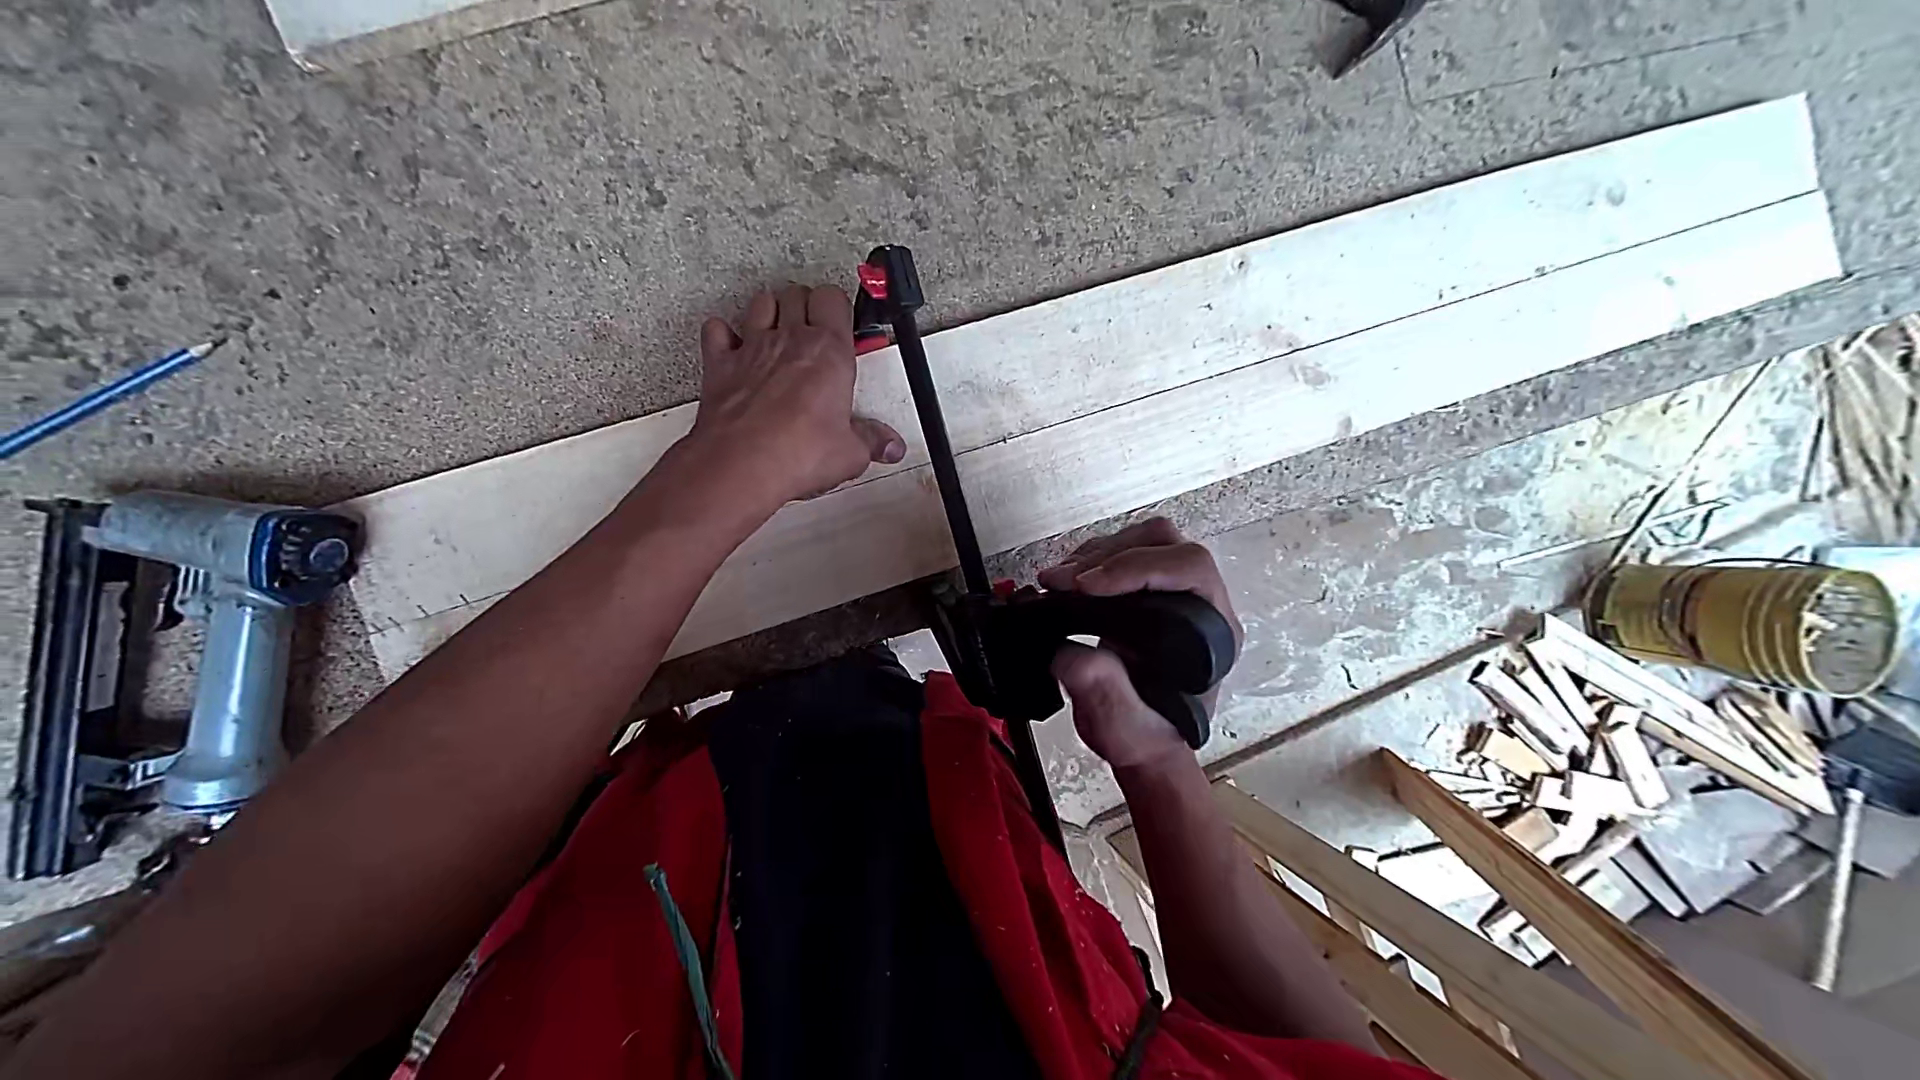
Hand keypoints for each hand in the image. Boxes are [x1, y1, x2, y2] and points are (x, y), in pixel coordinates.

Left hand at [686, 284, 904, 506]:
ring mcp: (752, 349)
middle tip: (816, 326)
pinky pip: (717, 331)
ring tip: (781, 327)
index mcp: (828, 352)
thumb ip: (872, 441)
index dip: (839, 308)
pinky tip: (734, 343)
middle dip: (808, 306)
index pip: (834, 300)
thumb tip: (887, 445)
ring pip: (761, 302)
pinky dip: (724, 333)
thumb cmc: (792, 452)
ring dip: (772, 310)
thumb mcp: (851, 453)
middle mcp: (789, 340)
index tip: (844, 325)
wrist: (741, 465)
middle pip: (798, 294)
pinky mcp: (721, 366)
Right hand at [1038, 518, 1241, 772]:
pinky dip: (1087, 561)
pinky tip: (1064, 583)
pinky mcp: (1142, 591)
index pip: (1189, 569)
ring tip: (1058, 581)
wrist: (1137, 741)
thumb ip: (1102, 692)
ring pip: (1141, 541)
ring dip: (1094, 554)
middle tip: (1066, 581)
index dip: (1135, 569)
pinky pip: (1120, 553)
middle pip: (1165, 544)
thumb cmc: (1143, 734)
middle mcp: (1198, 606)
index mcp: (1212, 636)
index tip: (1088, 587)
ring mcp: (1170, 594)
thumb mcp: (1122, 727)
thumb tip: (1070, 653)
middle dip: (1109, 556)